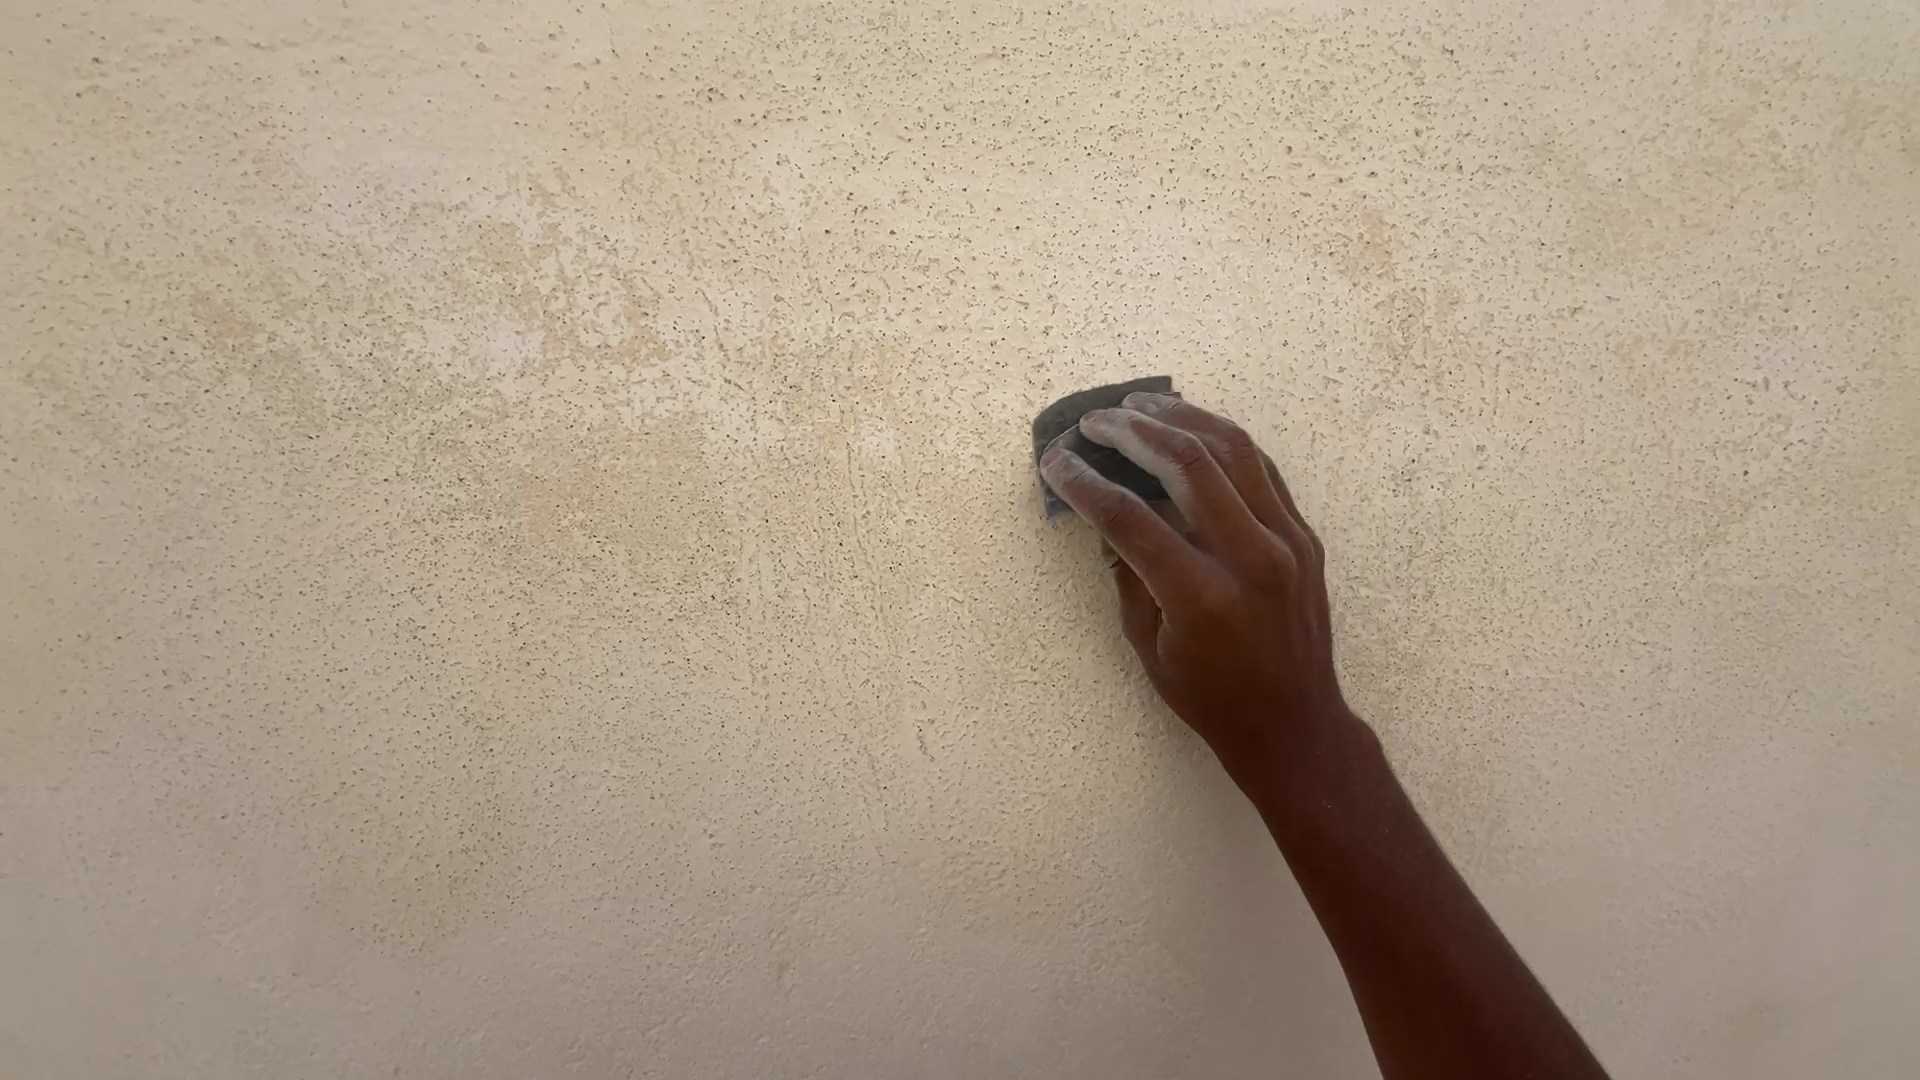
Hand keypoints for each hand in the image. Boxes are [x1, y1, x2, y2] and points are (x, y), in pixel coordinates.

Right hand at [1040, 392, 1350, 786]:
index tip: (1054, 461)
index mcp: (1200, 595)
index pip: (1129, 517)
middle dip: (1131, 430)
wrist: (1294, 723)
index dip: (1084, 483)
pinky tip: (1192, 428)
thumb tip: (1106, 516)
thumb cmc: (1208, 696)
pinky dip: (1222, 440)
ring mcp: (1286, 540)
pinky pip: (1261, 468)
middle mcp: (1249, 556)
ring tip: (1141, 402)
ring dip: (1181, 417)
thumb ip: (1126, 573)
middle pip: (1186, 463)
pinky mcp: (1304, 535)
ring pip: (1233, 450)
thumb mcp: (1147, 644)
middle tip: (1095, 420)